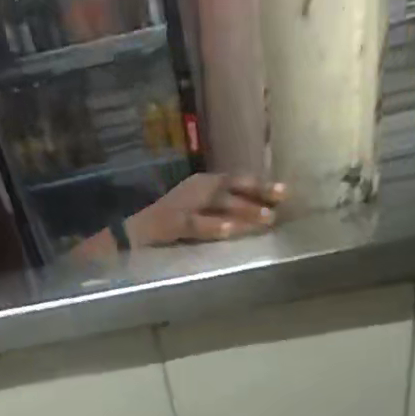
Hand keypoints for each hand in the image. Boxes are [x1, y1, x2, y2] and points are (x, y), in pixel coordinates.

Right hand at [127, 174, 286, 246]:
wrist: (129, 234)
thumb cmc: (165, 226)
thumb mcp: (195, 212)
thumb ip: (218, 212)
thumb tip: (251, 218)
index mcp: (202, 184)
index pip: (236, 181)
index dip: (260, 186)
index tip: (285, 192)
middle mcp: (196, 189)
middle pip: (232, 187)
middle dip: (258, 193)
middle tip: (282, 202)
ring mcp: (183, 204)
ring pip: (218, 203)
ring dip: (243, 210)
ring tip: (265, 218)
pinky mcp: (171, 222)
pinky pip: (195, 224)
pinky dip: (212, 226)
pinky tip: (229, 232)